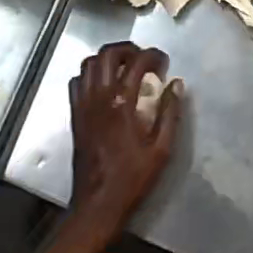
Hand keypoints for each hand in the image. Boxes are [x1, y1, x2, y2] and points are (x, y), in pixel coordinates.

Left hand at [68, 42, 181, 233]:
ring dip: (108, 57)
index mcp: (122, 103)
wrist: (97, 204)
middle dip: (128, 49)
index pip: (137, 63)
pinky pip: (78, 80)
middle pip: (108, 54)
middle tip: (143, 58)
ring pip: (90, 63)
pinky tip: (104, 84)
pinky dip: (91, 73)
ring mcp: (83, 103)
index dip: (153, 56)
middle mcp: (99, 96)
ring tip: (125, 66)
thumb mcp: (161, 150)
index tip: (164, 61)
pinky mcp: (74, 112)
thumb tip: (177, 84)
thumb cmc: (131, 179)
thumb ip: (170, 113)